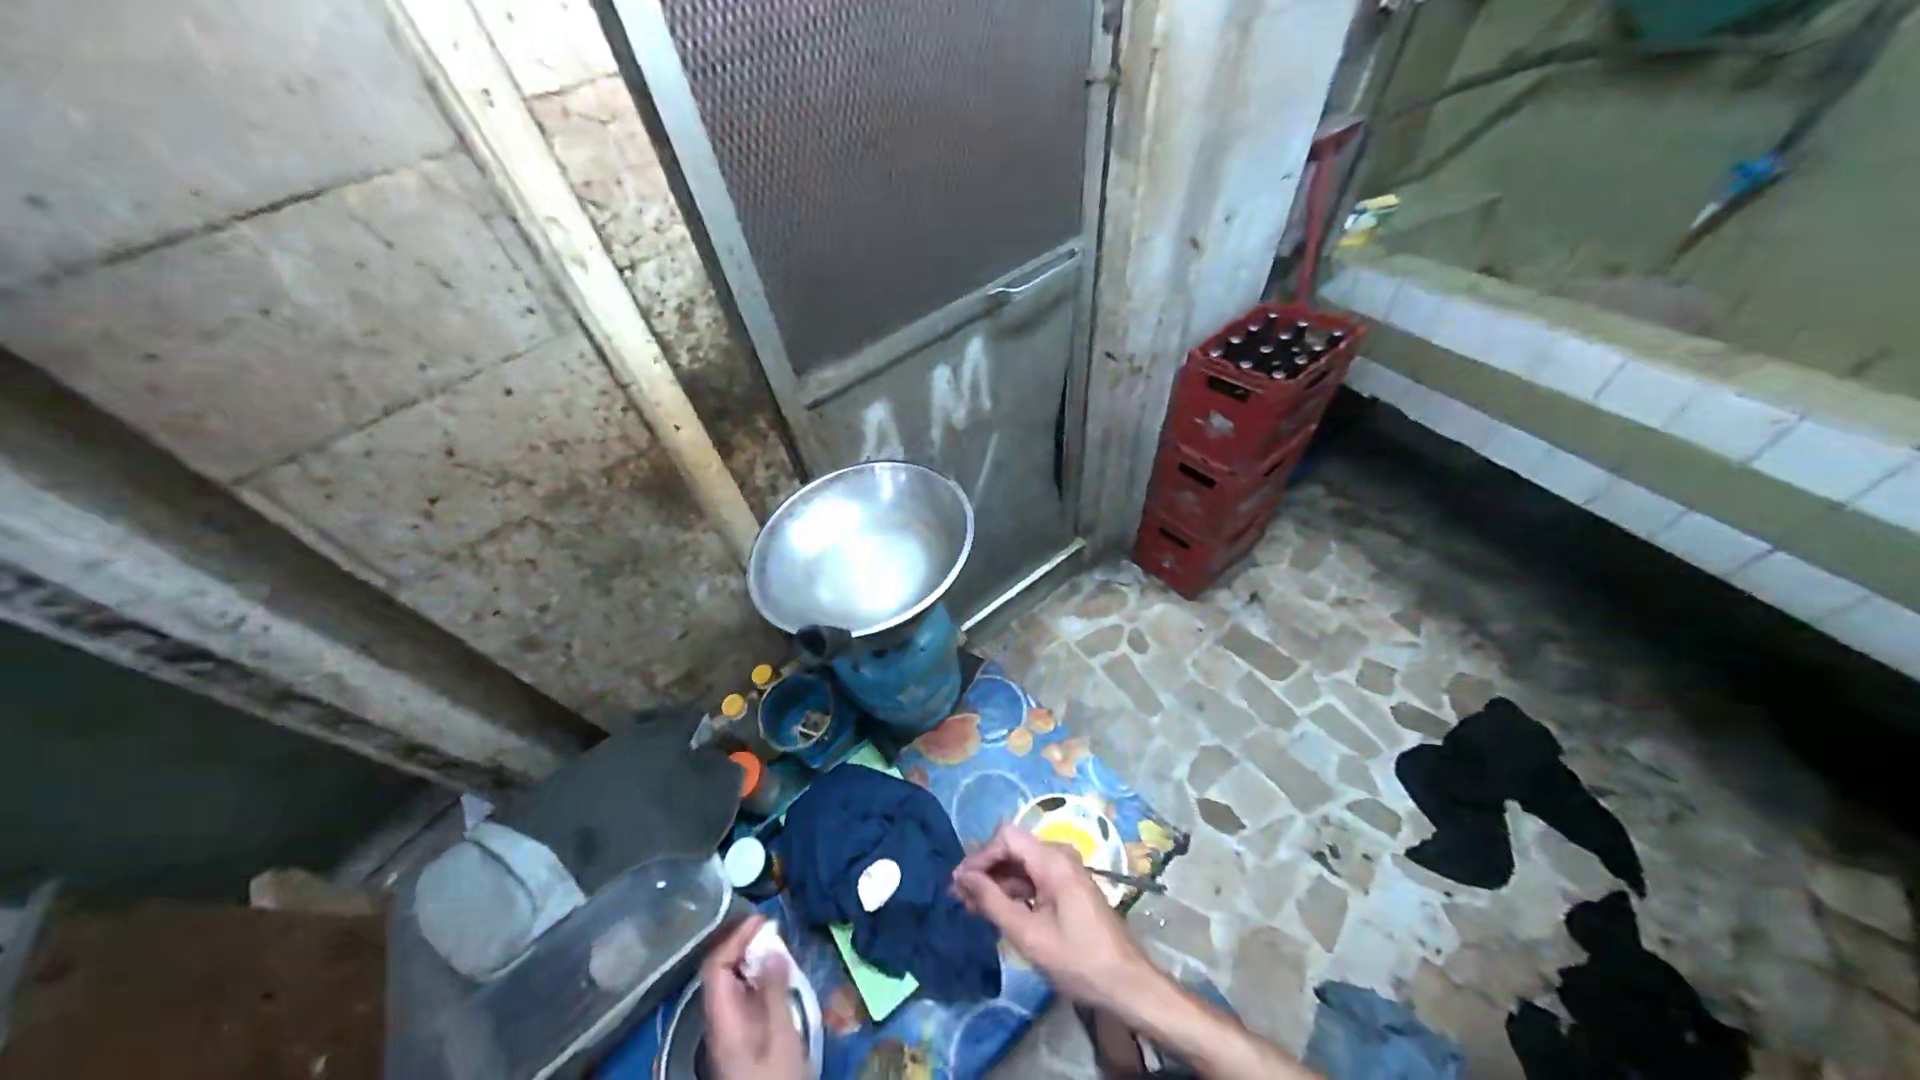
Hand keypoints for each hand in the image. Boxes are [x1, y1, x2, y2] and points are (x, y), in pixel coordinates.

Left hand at [699, 916, 808, 1079]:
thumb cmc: (776, 1079)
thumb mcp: (781, 1035)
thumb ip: (774, 990)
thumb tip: (770, 949)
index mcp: (722, 1019)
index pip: (715, 967)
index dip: (734, 938)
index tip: (761, 920)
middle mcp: (719, 1023)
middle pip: (720, 974)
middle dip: (743, 945)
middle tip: (772, 930)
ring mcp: (729, 1034)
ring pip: (731, 987)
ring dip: (751, 962)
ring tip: (778, 947)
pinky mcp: (740, 1042)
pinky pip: (742, 1000)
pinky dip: (758, 981)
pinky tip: (779, 979)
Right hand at [951, 825, 1157, 1010]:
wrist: (1126, 984)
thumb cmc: (1077, 959)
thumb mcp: (1028, 934)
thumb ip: (992, 901)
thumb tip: (963, 877)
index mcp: (1053, 861)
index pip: (1006, 837)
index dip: (980, 856)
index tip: (960, 882)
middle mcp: (1059, 857)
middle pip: (1013, 849)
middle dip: (985, 870)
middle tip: (958, 896)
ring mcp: (1064, 873)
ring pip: (1020, 866)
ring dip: (996, 883)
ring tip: (969, 906)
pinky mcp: (1066, 889)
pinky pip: (1032, 880)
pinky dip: (1012, 892)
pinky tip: (994, 911)